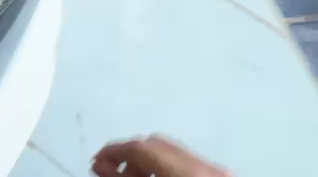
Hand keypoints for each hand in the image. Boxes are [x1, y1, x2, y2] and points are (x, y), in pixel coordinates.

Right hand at [93, 136, 231, 176]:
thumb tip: (104, 169)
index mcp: (186, 174)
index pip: (140, 147)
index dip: (112, 152)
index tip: (95, 164)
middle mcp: (207, 168)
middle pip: (157, 144)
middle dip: (131, 157)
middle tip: (113, 176)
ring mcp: (222, 174)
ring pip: (175, 154)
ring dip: (149, 165)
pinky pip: (191, 167)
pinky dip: (169, 172)